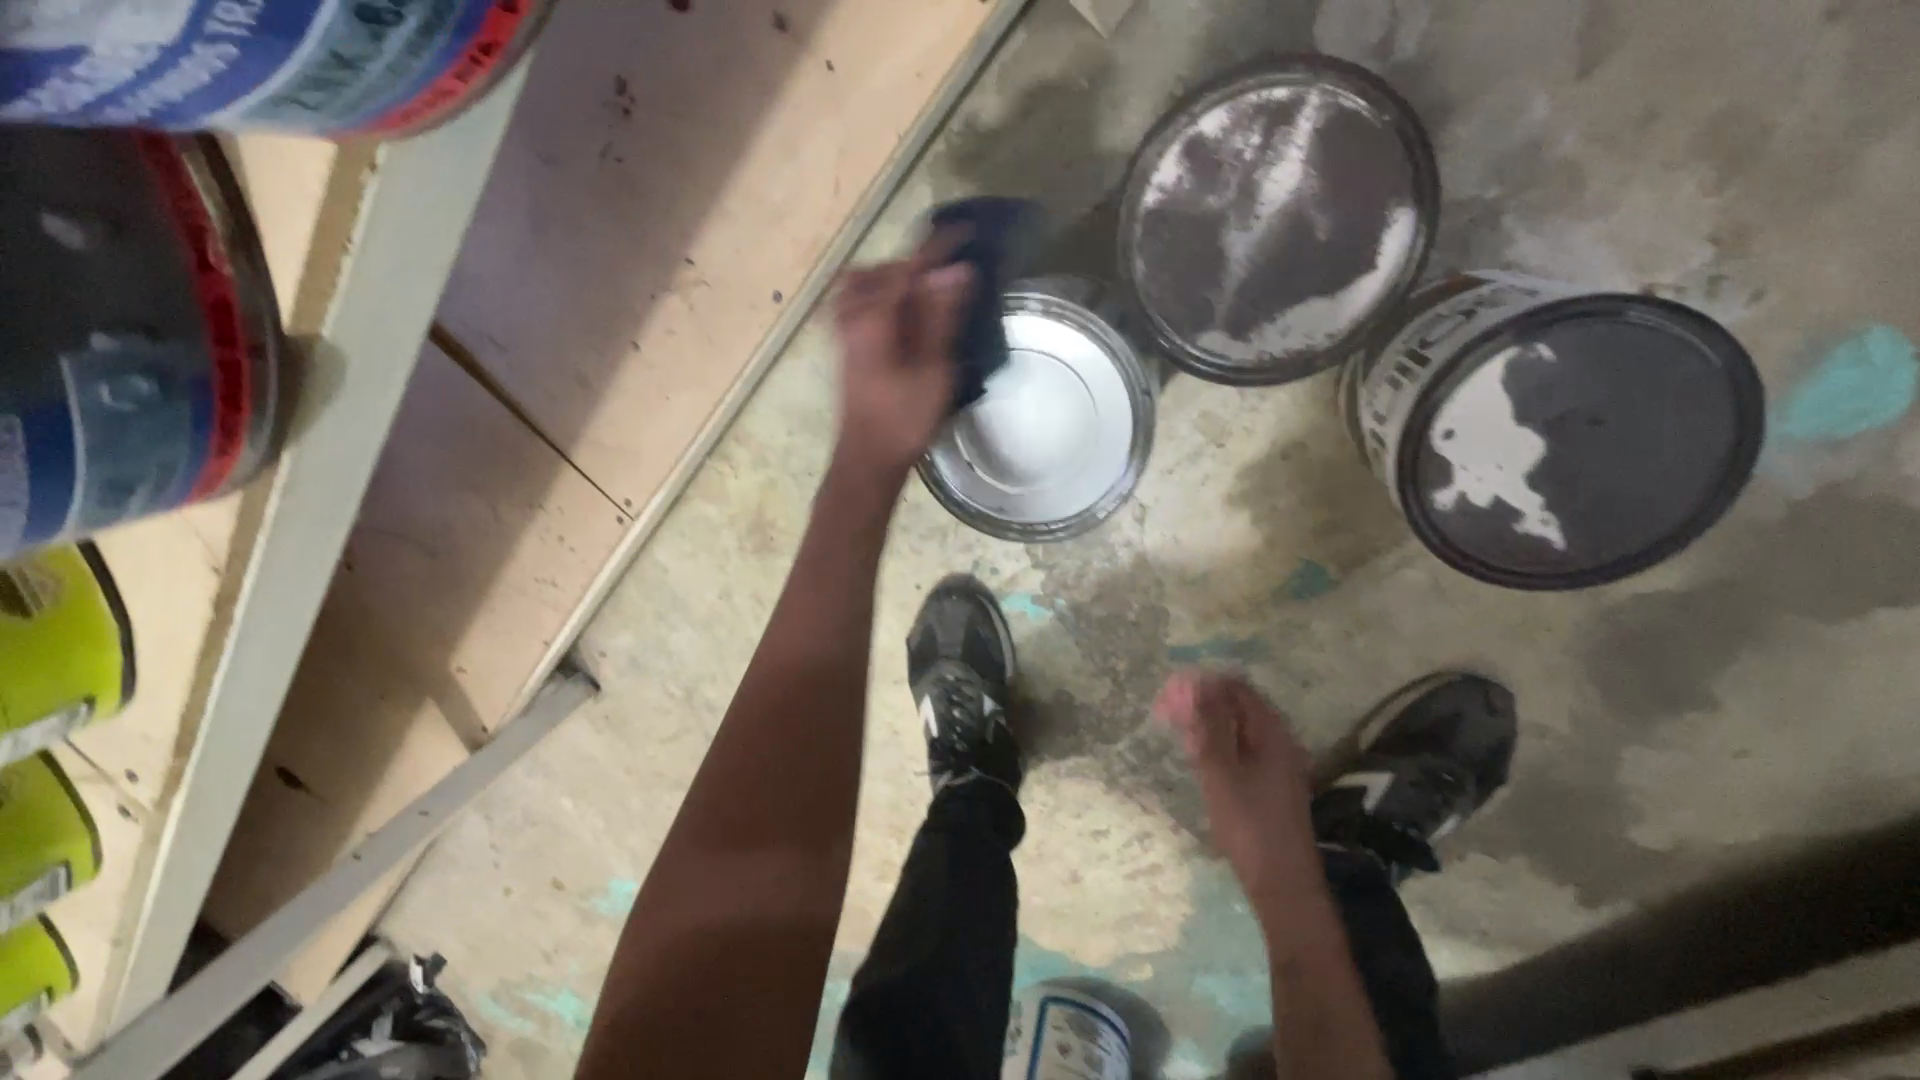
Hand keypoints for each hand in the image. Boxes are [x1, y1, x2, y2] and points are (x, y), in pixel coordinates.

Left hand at [830, 233, 972, 481]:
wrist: (867, 459)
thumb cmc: (903, 419)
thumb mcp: (933, 368)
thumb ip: (942, 316)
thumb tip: (957, 270)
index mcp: (873, 316)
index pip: (908, 267)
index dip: (937, 247)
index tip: (964, 231)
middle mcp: (851, 315)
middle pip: (881, 269)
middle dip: (913, 262)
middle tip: (946, 270)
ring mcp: (842, 331)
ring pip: (862, 284)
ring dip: (894, 279)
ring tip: (925, 291)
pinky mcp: (844, 346)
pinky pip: (855, 302)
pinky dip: (879, 295)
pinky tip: (902, 314)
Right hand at [1155, 670, 1317, 897]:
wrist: (1282, 883)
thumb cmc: (1248, 825)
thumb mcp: (1221, 771)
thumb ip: (1208, 725)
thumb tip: (1194, 683)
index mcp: (1271, 731)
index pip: (1234, 687)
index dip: (1200, 685)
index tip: (1167, 697)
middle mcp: (1279, 739)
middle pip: (1238, 704)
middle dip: (1202, 701)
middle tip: (1166, 713)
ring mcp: (1278, 762)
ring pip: (1239, 727)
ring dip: (1208, 722)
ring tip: (1177, 731)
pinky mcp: (1272, 782)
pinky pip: (1243, 747)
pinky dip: (1218, 743)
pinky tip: (1200, 756)